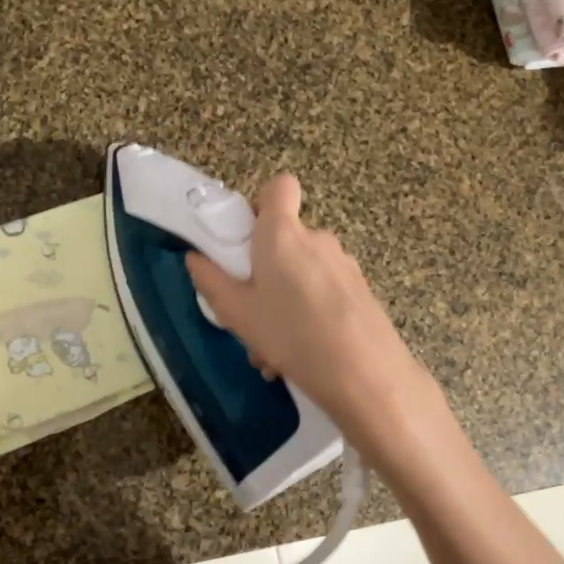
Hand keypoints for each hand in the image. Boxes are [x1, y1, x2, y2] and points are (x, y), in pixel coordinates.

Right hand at [185, 175, 441, 448]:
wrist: (367, 377)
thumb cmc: (291, 334)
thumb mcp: (236, 312)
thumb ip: (211, 280)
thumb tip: (195, 257)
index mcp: (283, 234)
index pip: (280, 186)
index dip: (262, 204)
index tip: (246, 238)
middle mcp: (317, 239)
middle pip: (287, 238)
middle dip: (265, 268)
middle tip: (249, 307)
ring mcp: (343, 265)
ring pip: (303, 271)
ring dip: (284, 299)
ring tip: (271, 348)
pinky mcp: (361, 292)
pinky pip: (322, 293)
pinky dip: (308, 313)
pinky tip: (298, 355)